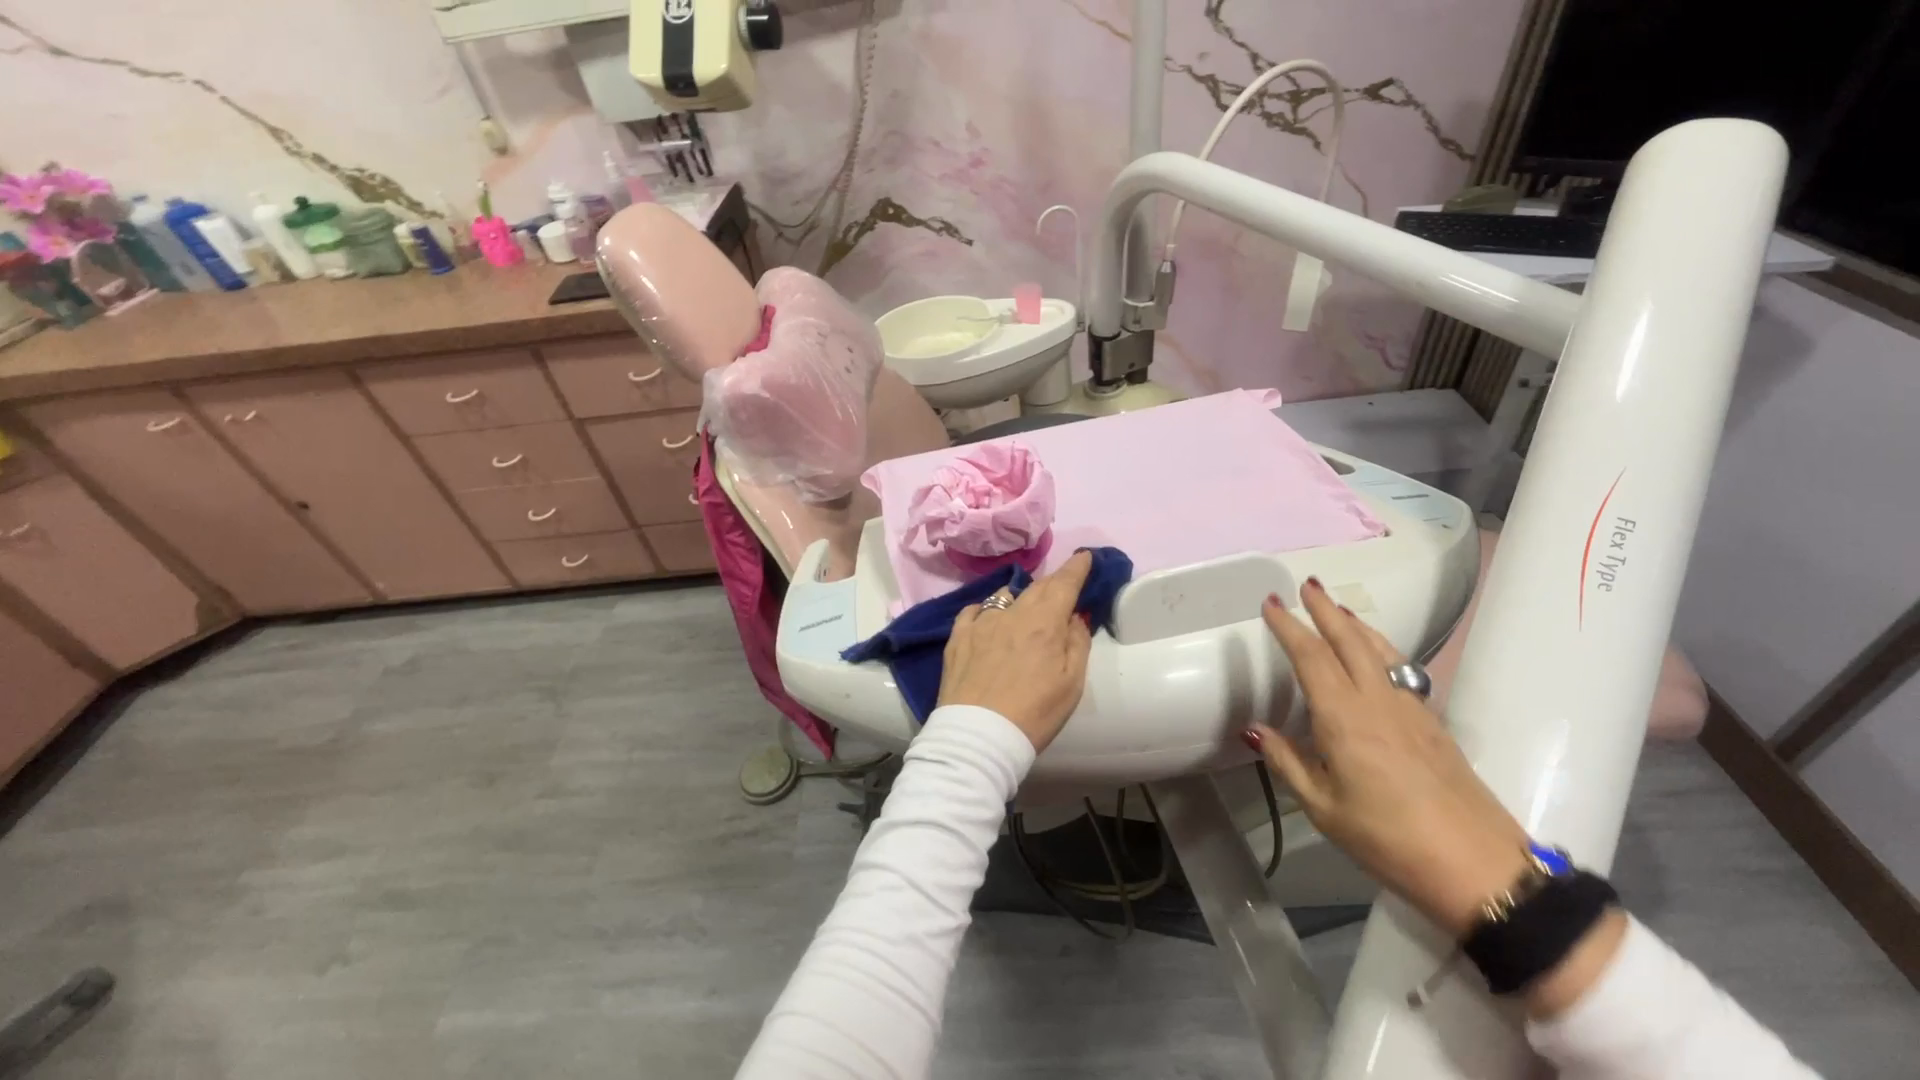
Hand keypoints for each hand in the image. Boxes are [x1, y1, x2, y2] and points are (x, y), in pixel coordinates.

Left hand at [938, 551, 1095, 751]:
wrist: (977, 737)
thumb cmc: (1034, 714)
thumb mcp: (1071, 684)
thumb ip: (1077, 643)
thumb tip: (1075, 616)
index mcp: (1044, 622)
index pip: (1064, 583)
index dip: (1076, 567)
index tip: (1084, 557)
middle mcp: (1011, 614)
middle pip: (1036, 587)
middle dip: (1053, 582)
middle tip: (1063, 586)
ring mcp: (980, 623)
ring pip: (1004, 596)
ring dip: (1020, 596)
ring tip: (1026, 607)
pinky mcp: (957, 638)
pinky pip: (974, 611)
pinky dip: (987, 610)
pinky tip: (988, 618)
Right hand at [1249, 579, 1531, 937]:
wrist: (1476, 863)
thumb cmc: (1388, 840)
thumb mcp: (1324, 809)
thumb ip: (1289, 763)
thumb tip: (1257, 729)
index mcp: (1344, 719)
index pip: (1311, 658)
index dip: (1289, 628)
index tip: (1271, 604)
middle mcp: (1377, 701)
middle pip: (1349, 641)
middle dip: (1324, 610)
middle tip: (1305, 585)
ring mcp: (1410, 708)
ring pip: (1379, 650)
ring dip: (1354, 623)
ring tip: (1337, 606)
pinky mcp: (1431, 722)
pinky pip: (1398, 667)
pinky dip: (1378, 647)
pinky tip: (1374, 653)